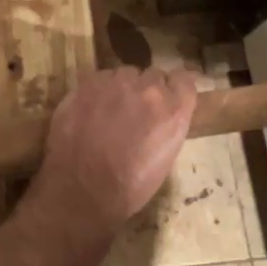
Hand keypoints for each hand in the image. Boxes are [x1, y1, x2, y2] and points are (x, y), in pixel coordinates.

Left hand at [28, 66, 196, 241]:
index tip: (170, 95)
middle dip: (148, 89)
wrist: (81, 191)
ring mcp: (116, 82)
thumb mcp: (164, 159)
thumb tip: (162, 114)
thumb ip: (168, 126)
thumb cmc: (129, 188)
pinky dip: (99, 90)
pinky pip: (100, 78)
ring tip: (111, 111)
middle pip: (154, 75)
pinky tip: (91, 110)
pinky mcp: (87, 83)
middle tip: (136, 111)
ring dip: (123, 88)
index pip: (185, 79)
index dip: (176, 87)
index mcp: (173, 111)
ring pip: (125, 74)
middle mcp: (148, 89)